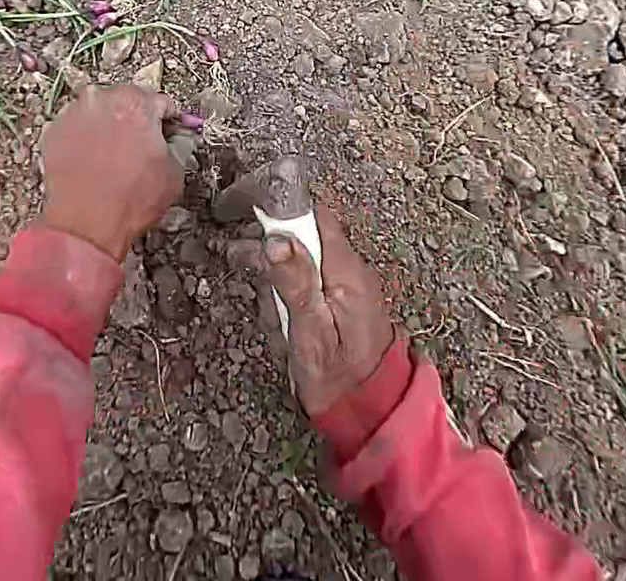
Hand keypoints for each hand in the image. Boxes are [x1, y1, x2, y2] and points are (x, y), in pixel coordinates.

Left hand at [39, 85, 181, 260]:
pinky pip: (78, 127)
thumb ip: (181, 143)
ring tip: (117, 155)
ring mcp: (73, 115)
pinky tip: (96, 160)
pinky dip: (87, 138)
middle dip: (137, 119)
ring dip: (111, 126)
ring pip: (100, 111)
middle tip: (144, 145)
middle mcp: (101, 100)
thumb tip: (179, 137)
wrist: (86, 227)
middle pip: (127, 101)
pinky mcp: (53, 133)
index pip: (162, 102)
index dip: (170, 120)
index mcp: (135, 103)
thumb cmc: (130, 199)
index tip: (171, 131)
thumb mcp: (175, 170)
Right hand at [250, 202, 396, 414]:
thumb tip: (276, 240)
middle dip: (276, 269)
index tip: (257, 232)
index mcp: (345, 270)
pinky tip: (288, 332)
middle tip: (271, 305)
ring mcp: (343, 284)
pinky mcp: (337, 300)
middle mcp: (348, 269)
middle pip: (303, 241)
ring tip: (283, 330)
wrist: (368, 410)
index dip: (285, 216)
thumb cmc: (339, 376)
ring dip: (280, 295)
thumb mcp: (311, 332)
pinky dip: (290, 308)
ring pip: (299, 268)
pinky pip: (305, 289)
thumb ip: (295, 283)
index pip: (316, 217)